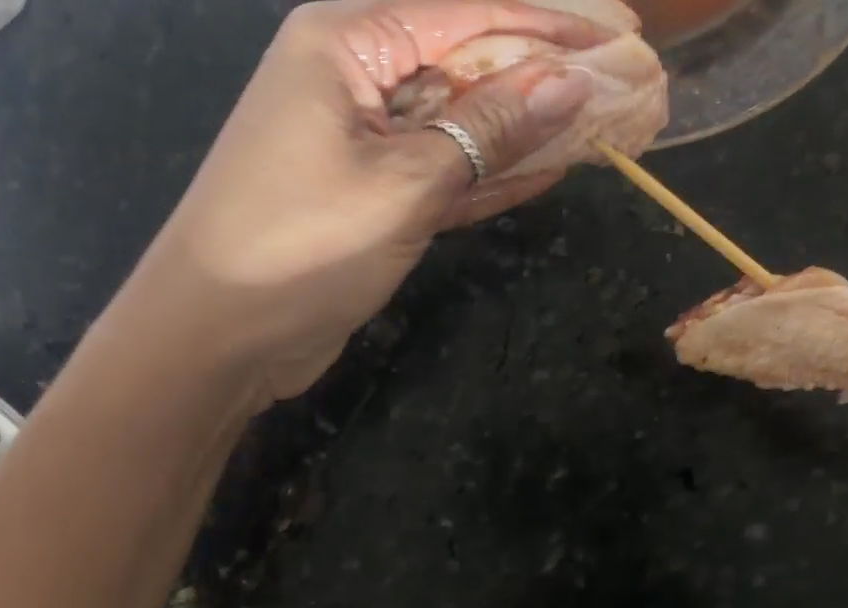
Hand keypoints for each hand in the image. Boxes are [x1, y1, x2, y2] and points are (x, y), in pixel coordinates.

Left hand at [159, 0, 608, 401]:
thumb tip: (569, 82)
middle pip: (468, 63)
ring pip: (461, 123)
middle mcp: (355, 79)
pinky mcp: (370, 199)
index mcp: (348, 44)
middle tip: (629, 85)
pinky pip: (443, 174)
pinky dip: (491, 178)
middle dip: (546, 75)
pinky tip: (551, 171)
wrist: (218, 336)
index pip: (468, 14)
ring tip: (608, 127)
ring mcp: (363, 143)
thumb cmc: (301, 245)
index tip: (625, 33)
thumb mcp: (403, 183)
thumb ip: (486, 131)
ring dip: (528, 130)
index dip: (551, 24)